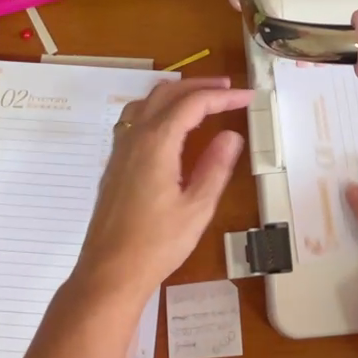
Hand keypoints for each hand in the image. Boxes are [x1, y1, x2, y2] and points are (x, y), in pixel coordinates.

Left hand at [77, 76, 252, 300]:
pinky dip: (158, 107)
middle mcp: (135, 136)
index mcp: (157, 142)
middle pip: (168, 93)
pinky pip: (135, 117)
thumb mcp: (197, 208)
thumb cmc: (156, 243)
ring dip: (176, 93)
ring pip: (148, 101)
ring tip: (202, 99)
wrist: (110, 272)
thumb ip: (215, 167)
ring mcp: (121, 148)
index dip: (223, 97)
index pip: (193, 104)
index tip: (248, 97)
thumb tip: (231, 135)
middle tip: (228, 89)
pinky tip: (169, 123)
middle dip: (200, 86)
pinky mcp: (115, 162)